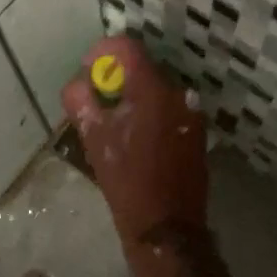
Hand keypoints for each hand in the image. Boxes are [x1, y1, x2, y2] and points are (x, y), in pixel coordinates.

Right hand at [61, 35, 208, 246]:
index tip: (89, 72)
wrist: (166, 228)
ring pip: (156, 90)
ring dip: (135, 98)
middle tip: (98, 102)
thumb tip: (79, 83)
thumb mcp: (93, 138)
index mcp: (151, 89)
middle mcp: (177, 93)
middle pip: (141, 68)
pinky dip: (151, 114)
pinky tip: (138, 141)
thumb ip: (81, 100)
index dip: (102, 52)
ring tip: (117, 125)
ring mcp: (191, 113)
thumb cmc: (126, 180)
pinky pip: (169, 110)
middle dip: (117, 79)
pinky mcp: (197, 132)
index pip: (126, 47)